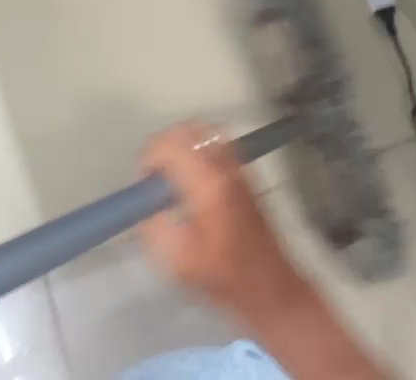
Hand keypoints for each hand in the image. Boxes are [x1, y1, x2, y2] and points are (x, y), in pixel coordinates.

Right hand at [138, 121, 312, 324]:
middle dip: (164, 145)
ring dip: (183, 143)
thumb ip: (153, 227)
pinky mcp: (247, 174)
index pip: (169, 144)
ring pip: (205, 131)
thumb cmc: (223, 277)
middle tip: (156, 173)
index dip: (149, 156)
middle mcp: (224, 166)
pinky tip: (194, 176)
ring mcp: (239, 167)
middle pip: (187, 128)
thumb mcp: (177, 261)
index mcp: (206, 184)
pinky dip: (200, 148)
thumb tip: (144, 204)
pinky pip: (219, 143)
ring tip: (173, 171)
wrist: (270, 287)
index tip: (144, 181)